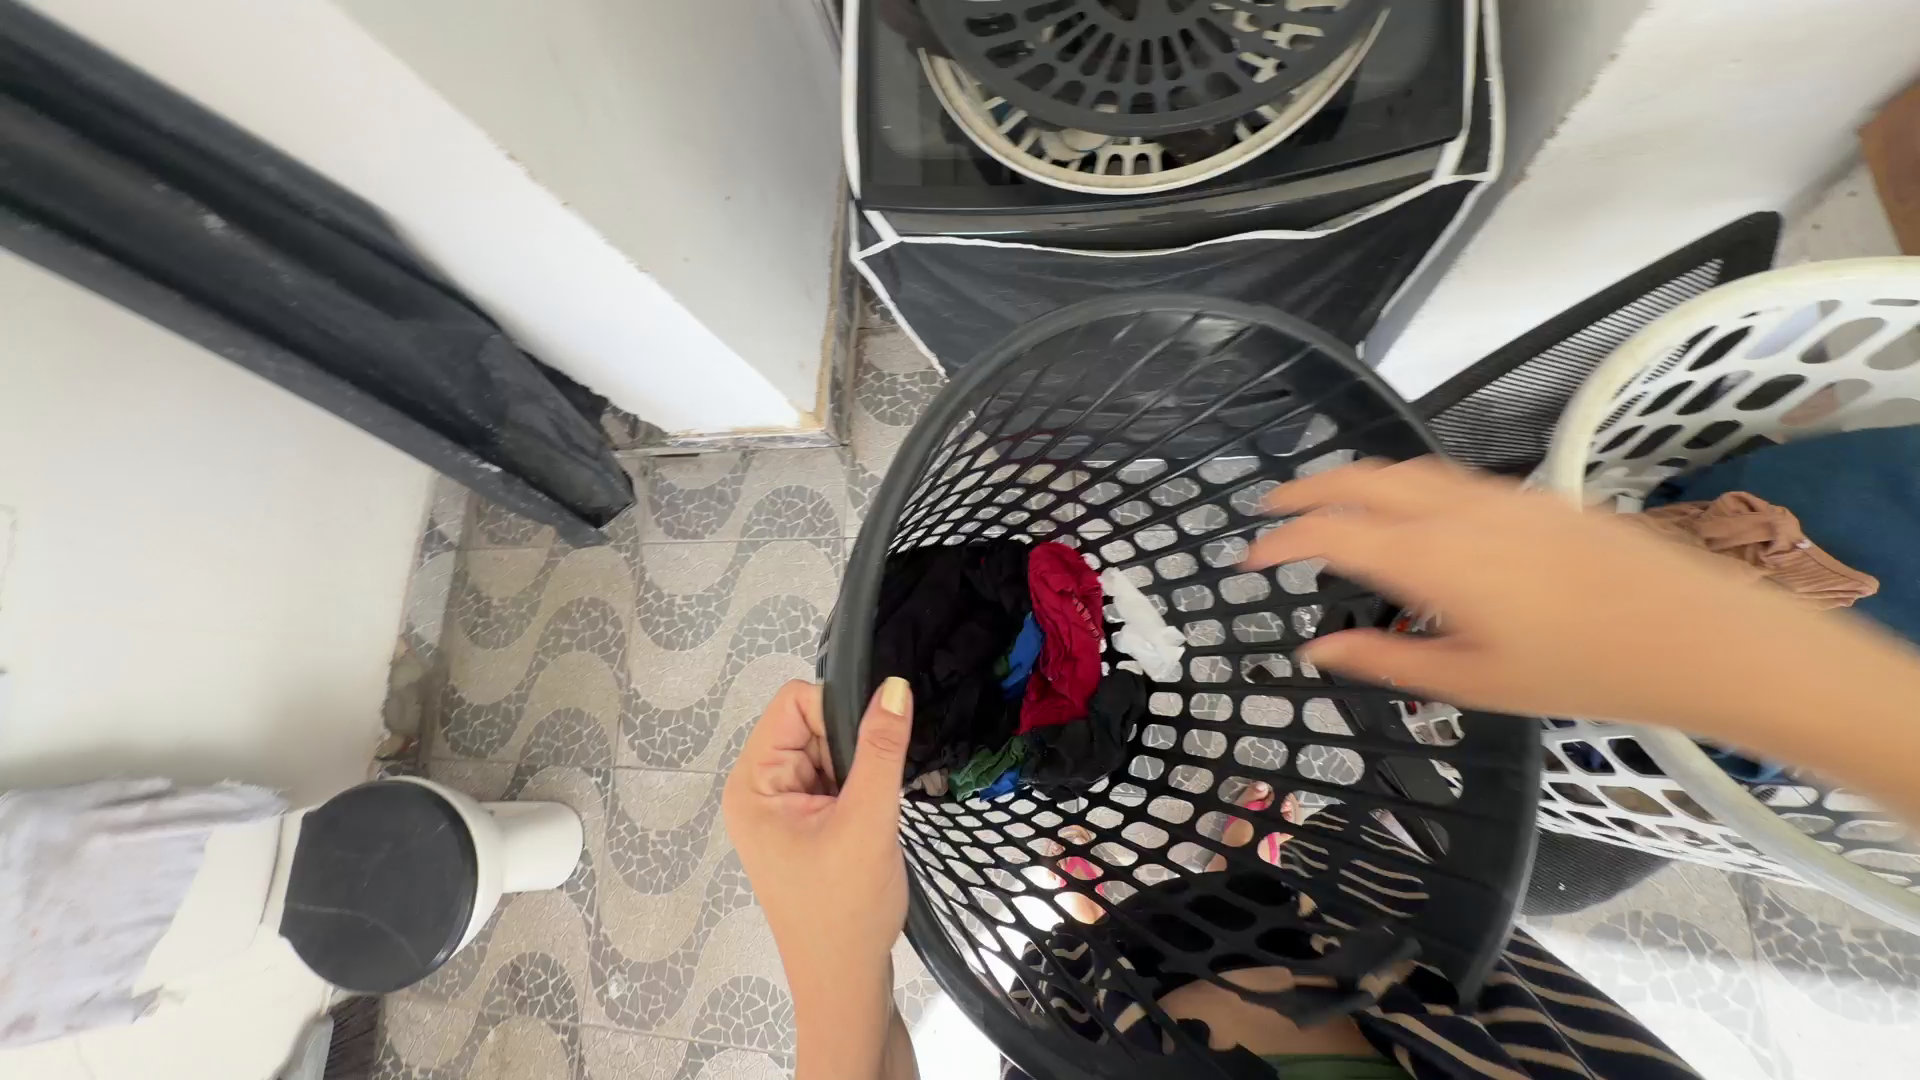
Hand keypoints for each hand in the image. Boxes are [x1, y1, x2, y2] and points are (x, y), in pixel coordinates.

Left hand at [723, 678, 918, 1079]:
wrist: (849, 982)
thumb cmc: (847, 908)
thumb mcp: (867, 821)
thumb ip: (880, 748)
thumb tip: (894, 684)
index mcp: (753, 783)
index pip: (793, 703)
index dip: (836, 711)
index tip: (867, 752)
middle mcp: (760, 786)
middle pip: (811, 721)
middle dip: (849, 746)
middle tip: (868, 793)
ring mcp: (783, 803)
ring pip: (829, 746)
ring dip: (858, 767)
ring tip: (870, 809)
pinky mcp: (806, 818)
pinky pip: (836, 772)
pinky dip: (860, 783)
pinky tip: (869, 814)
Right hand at [1242, 458, 1911, 736]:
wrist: (1708, 639)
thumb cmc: (1581, 671)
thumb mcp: (1470, 681)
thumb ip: (1383, 660)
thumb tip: (1315, 651)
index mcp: (1430, 558)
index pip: (1329, 534)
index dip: (1279, 542)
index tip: (1248, 557)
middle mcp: (1453, 512)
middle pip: (1358, 480)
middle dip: (1304, 490)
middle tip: (1269, 508)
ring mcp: (1494, 497)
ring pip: (1401, 470)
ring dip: (1349, 479)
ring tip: (1323, 500)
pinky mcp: (1528, 498)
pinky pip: (1441, 477)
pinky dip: (1396, 483)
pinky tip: (1401, 508)